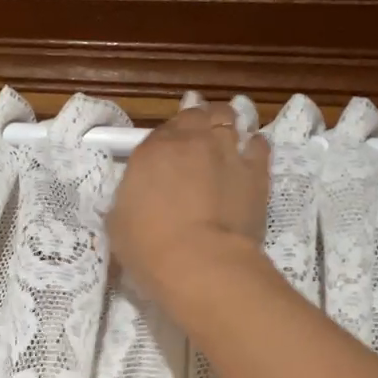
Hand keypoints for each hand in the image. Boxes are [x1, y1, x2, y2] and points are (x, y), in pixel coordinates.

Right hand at [108, 102, 271, 309]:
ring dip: (226, 127)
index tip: (169, 152)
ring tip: (226, 142)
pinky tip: (250, 155)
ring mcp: (226, 151)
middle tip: (198, 140)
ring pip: (230, 120)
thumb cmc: (147, 247)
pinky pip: (259, 144)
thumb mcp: (119, 223)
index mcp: (151, 152)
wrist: (198, 262)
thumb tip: (135, 199)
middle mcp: (190, 141)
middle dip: (199, 122)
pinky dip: (253, 146)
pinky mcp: (257, 171)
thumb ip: (129, 200)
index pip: (162, 129)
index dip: (168, 138)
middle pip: (198, 115)